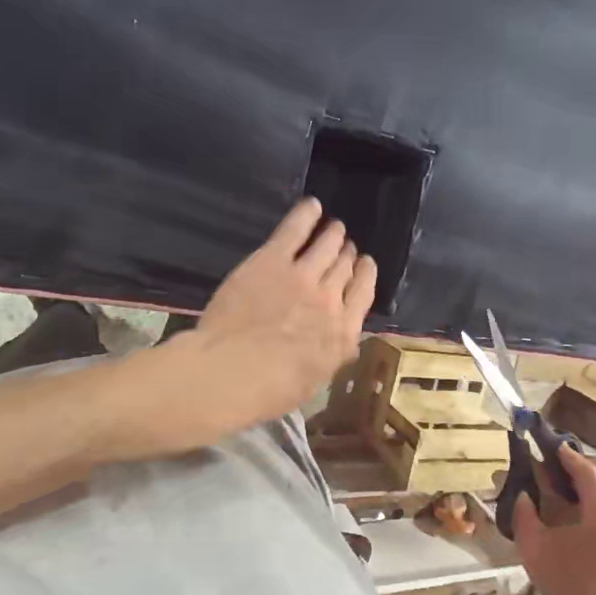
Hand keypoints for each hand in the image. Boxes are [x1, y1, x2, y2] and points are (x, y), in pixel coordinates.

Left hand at [170, 197, 375, 431]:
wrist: (231, 371)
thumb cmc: (269, 389)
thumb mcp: (314, 380)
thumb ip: (333, 354)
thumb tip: (346, 342)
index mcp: (343, 332)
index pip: (363, 293)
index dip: (364, 274)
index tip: (363, 265)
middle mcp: (330, 298)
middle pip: (345, 266)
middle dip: (347, 254)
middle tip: (344, 247)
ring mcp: (302, 275)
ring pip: (327, 245)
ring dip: (333, 234)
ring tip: (334, 227)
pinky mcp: (272, 260)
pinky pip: (295, 230)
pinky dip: (306, 215)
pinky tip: (312, 205)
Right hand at [513, 445, 595, 594]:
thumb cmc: (564, 585)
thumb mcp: (533, 546)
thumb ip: (524, 511)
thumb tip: (521, 489)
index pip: (589, 473)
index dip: (569, 456)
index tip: (551, 445)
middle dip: (583, 463)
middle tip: (558, 459)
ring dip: (595, 479)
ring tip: (569, 480)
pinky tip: (586, 503)